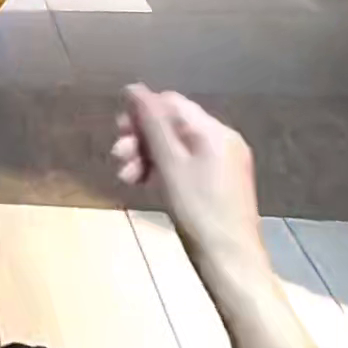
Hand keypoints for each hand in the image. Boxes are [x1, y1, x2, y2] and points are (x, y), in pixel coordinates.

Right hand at [112, 85, 271, 293]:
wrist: (229, 260)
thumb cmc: (197, 207)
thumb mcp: (168, 161)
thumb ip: (150, 122)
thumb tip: (133, 88)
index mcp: (213, 131)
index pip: (170, 102)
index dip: (141, 111)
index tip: (118, 131)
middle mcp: (221, 140)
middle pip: (170, 123)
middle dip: (140, 137)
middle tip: (118, 155)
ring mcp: (220, 162)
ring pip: (172, 145)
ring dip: (145, 155)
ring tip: (126, 175)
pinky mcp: (216, 181)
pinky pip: (181, 163)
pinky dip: (159, 168)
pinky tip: (141, 183)